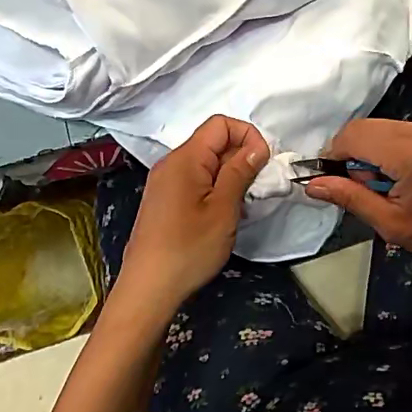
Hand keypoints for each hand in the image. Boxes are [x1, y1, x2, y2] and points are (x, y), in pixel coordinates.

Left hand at [114, 115, 268, 318]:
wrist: (148, 286)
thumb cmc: (188, 248)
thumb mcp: (223, 209)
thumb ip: (240, 172)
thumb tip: (257, 146)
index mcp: (184, 158)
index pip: (220, 124)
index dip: (247, 135)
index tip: (263, 164)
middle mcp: (171, 163)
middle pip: (213, 142)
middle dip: (241, 156)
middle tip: (256, 189)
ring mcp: (165, 182)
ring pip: (205, 163)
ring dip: (229, 176)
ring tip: (241, 205)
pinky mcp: (164, 200)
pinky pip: (195, 180)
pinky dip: (214, 189)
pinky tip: (223, 214)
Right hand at [303, 118, 411, 263]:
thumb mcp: (392, 224)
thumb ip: (350, 198)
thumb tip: (312, 184)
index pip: (353, 136)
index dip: (333, 154)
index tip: (330, 177)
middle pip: (366, 127)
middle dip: (352, 153)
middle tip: (363, 185)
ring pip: (383, 127)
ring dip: (373, 150)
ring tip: (387, 182)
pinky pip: (403, 129)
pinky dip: (393, 147)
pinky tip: (406, 173)